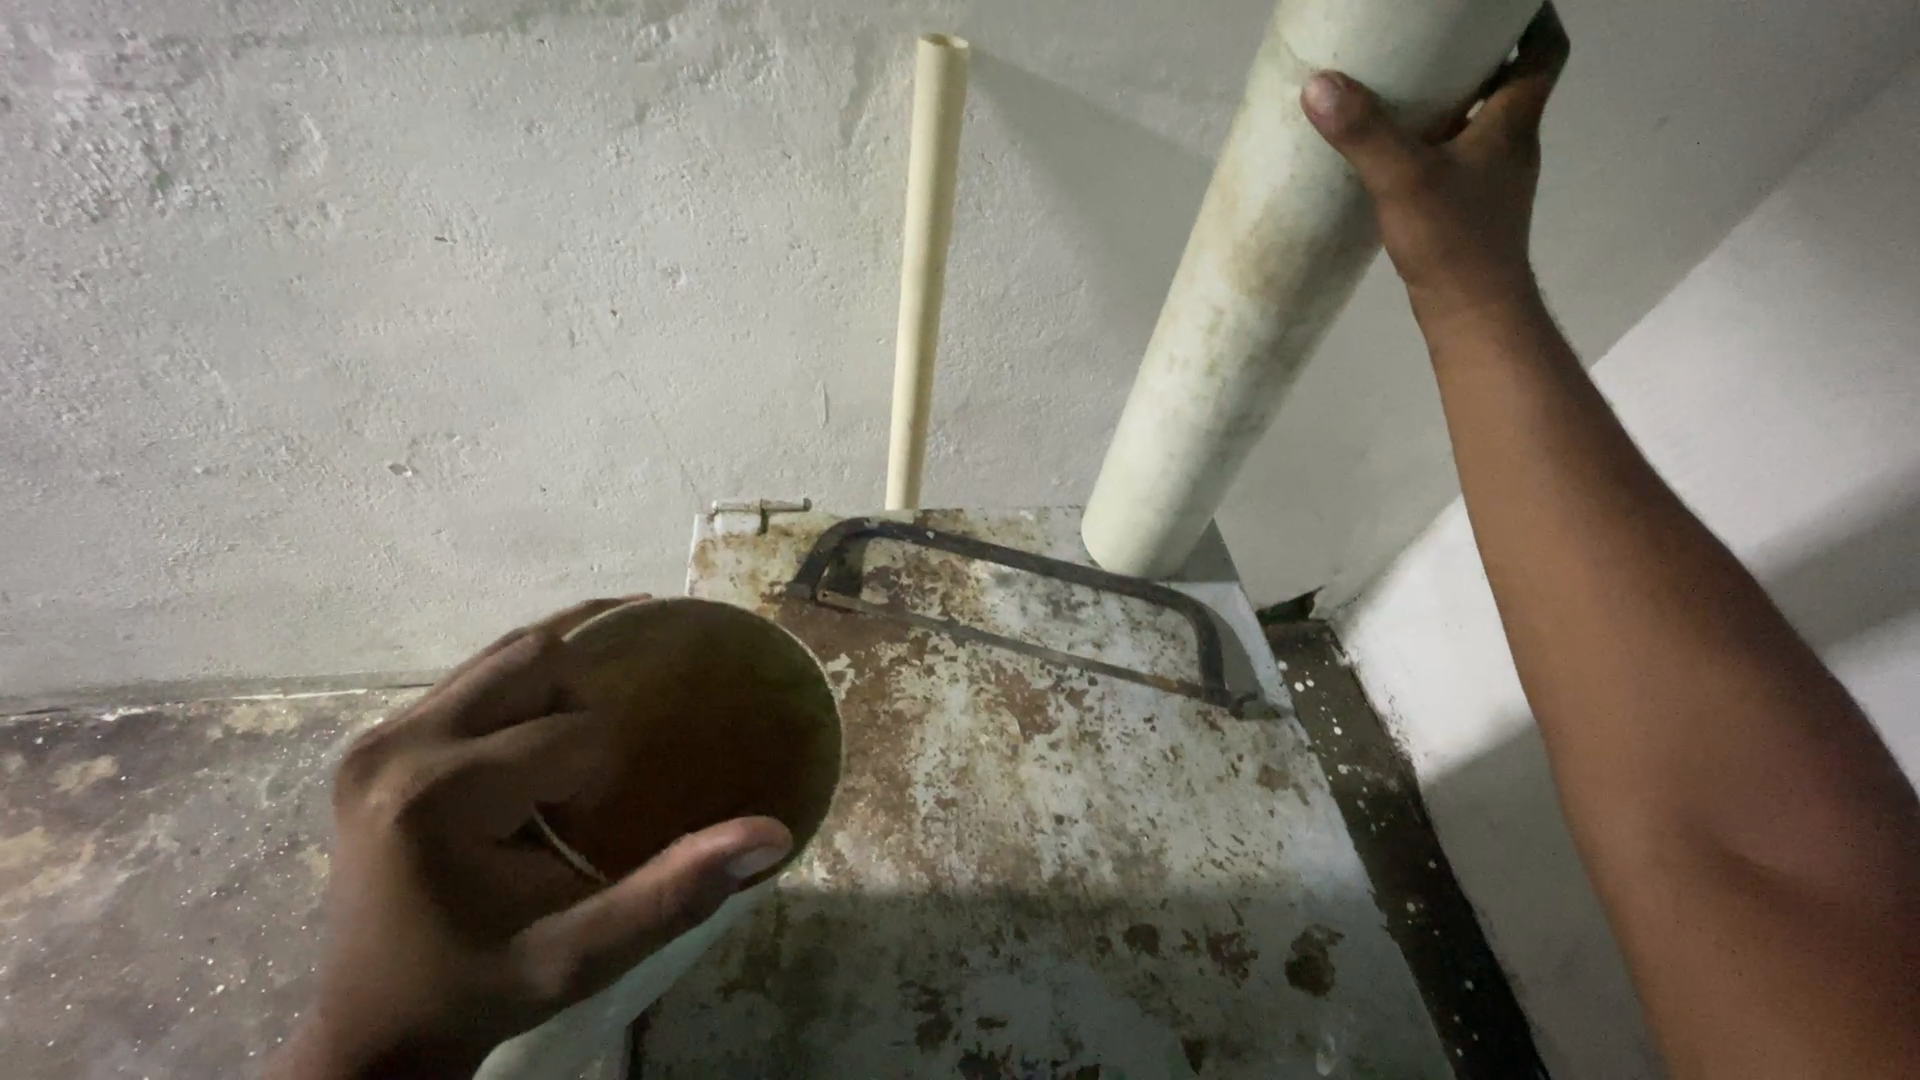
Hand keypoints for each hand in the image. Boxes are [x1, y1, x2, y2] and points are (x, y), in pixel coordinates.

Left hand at [275, 599, 792, 1078]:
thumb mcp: (582, 956)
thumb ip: (673, 894)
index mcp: (441, 797)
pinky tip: (562, 712)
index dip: (604, 769)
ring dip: (566, 679)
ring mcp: (380, 736)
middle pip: (536, 660)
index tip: (590, 825)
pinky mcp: (380, 739)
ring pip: (506, 653)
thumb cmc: (480, 986)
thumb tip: (773, 835)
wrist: (372, 1027)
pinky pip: (478, 674)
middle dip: (590, 697)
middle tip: (604, 758)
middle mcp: (399, 747)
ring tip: (597, 723)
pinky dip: (533, 681)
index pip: (572, 730)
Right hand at [1300, 6, 1570, 329]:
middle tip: (1439, 43)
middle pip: (1512, 85)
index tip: (1500, 9)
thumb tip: (1319, 84)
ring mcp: (1493, 183)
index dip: (1533, 22)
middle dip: (1483, 59)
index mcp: (1513, 123)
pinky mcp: (1470, 212)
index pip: (1544, 53)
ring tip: (1412, 93)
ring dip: (1458, 105)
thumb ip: (1365, 133)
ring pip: (1483, 127)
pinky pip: (1458, 162)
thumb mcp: (1403, 178)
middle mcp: (1512, 146)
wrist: (1471, 309)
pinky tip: (1399, 156)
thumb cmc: (1452, 238)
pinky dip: (1437, 148)